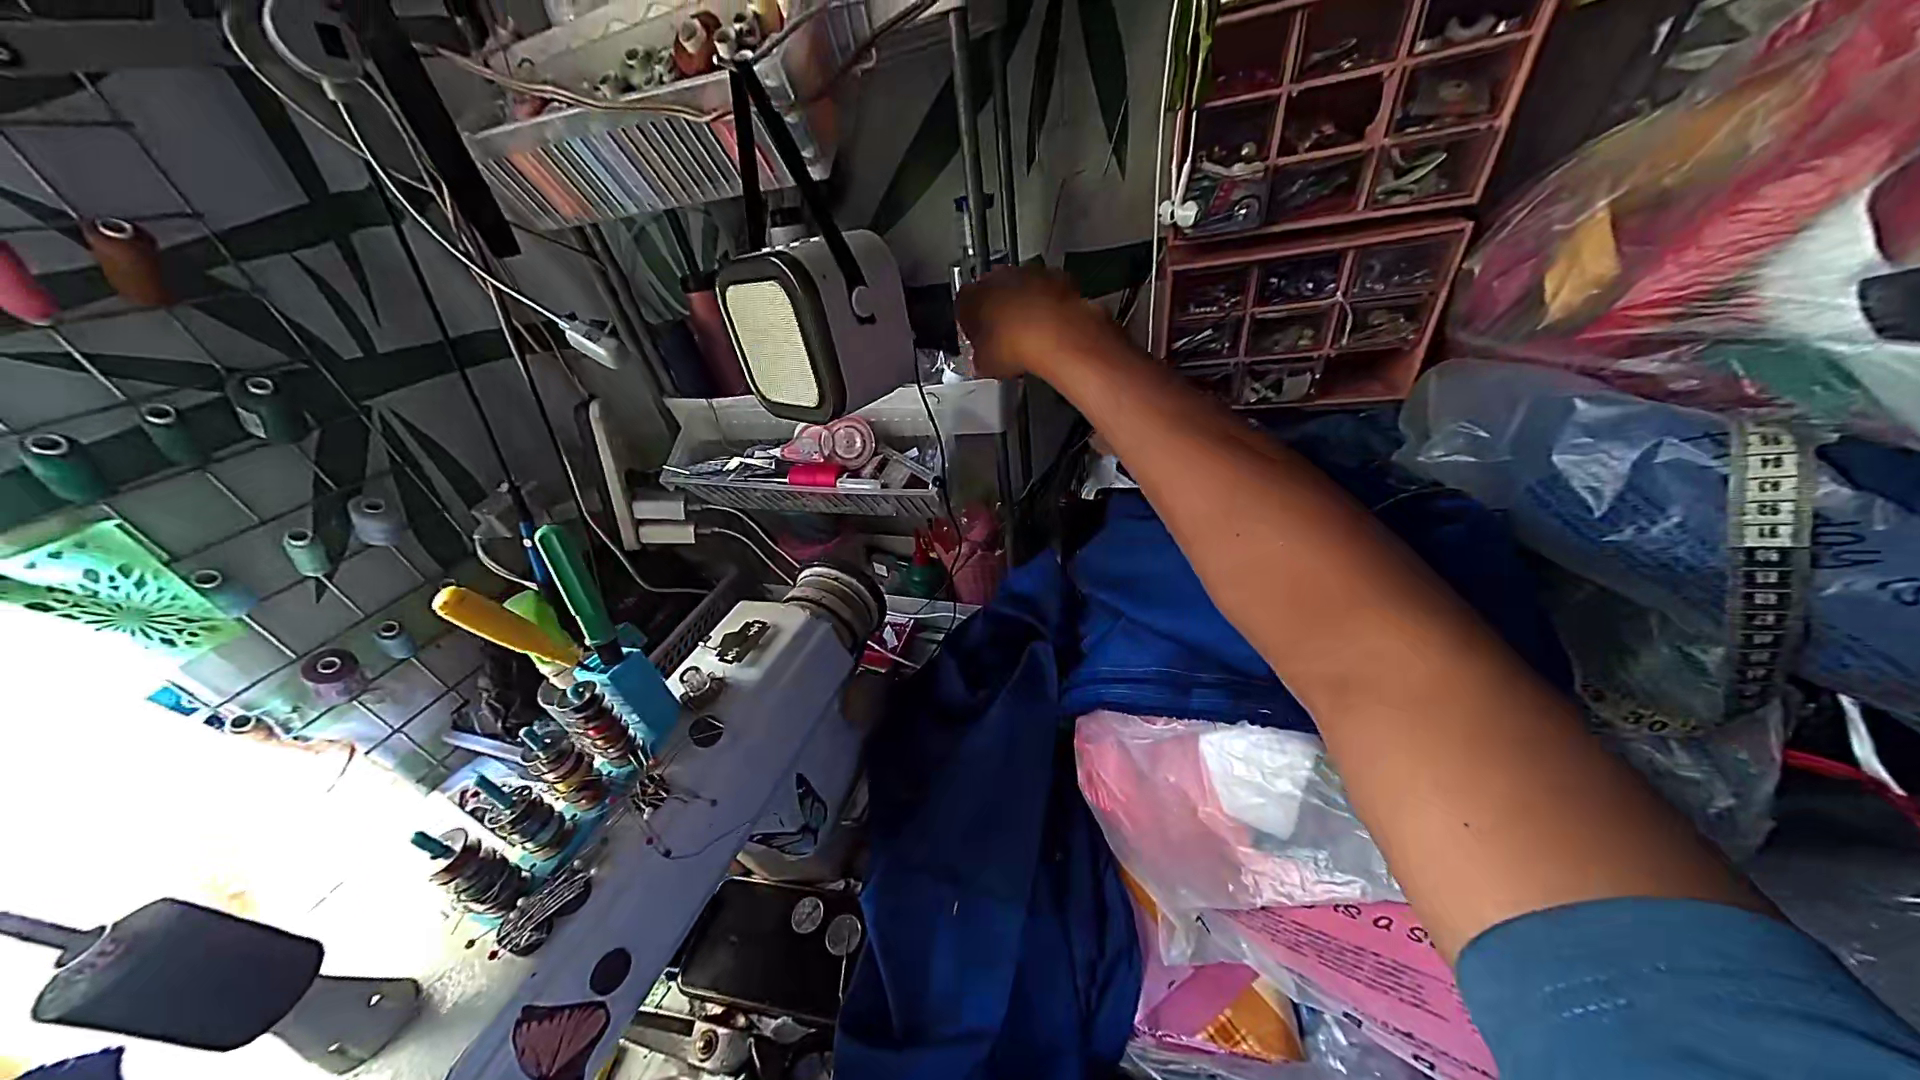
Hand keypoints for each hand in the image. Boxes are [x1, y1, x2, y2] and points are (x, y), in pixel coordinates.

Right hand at [954, 265, 1124, 379]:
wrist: (1054, 336)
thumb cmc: (1016, 344)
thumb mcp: (985, 363)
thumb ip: (980, 357)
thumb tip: (984, 362)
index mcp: (971, 296)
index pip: (963, 306)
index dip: (970, 324)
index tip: (977, 336)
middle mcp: (997, 279)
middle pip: (992, 293)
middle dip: (997, 311)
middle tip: (1003, 336)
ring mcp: (1028, 275)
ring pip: (1020, 288)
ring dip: (1023, 306)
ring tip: (1029, 335)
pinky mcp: (1055, 279)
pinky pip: (1047, 291)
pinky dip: (1048, 305)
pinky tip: (1050, 328)